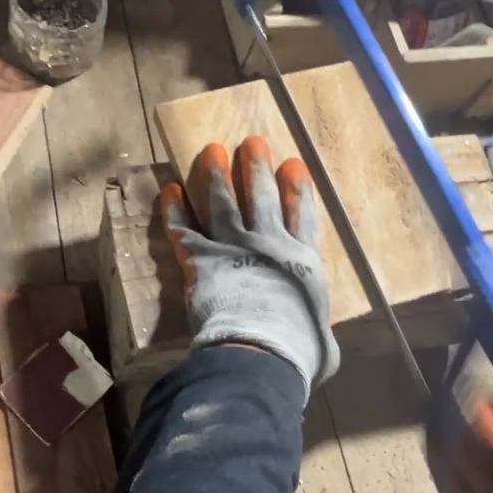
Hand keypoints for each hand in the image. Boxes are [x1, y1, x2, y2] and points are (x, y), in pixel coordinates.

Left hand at [159, 136, 339, 401]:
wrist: (259, 350)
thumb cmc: (297, 350)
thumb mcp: (322, 343)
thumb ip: (318, 332)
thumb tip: (321, 346)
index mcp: (302, 260)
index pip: (302, 214)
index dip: (297, 189)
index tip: (292, 164)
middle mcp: (267, 244)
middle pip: (261, 196)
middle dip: (256, 167)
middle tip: (252, 141)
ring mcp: (231, 246)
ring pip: (222, 202)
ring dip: (216, 174)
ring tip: (212, 150)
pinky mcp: (199, 258)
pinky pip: (183, 228)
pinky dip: (175, 210)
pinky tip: (170, 190)